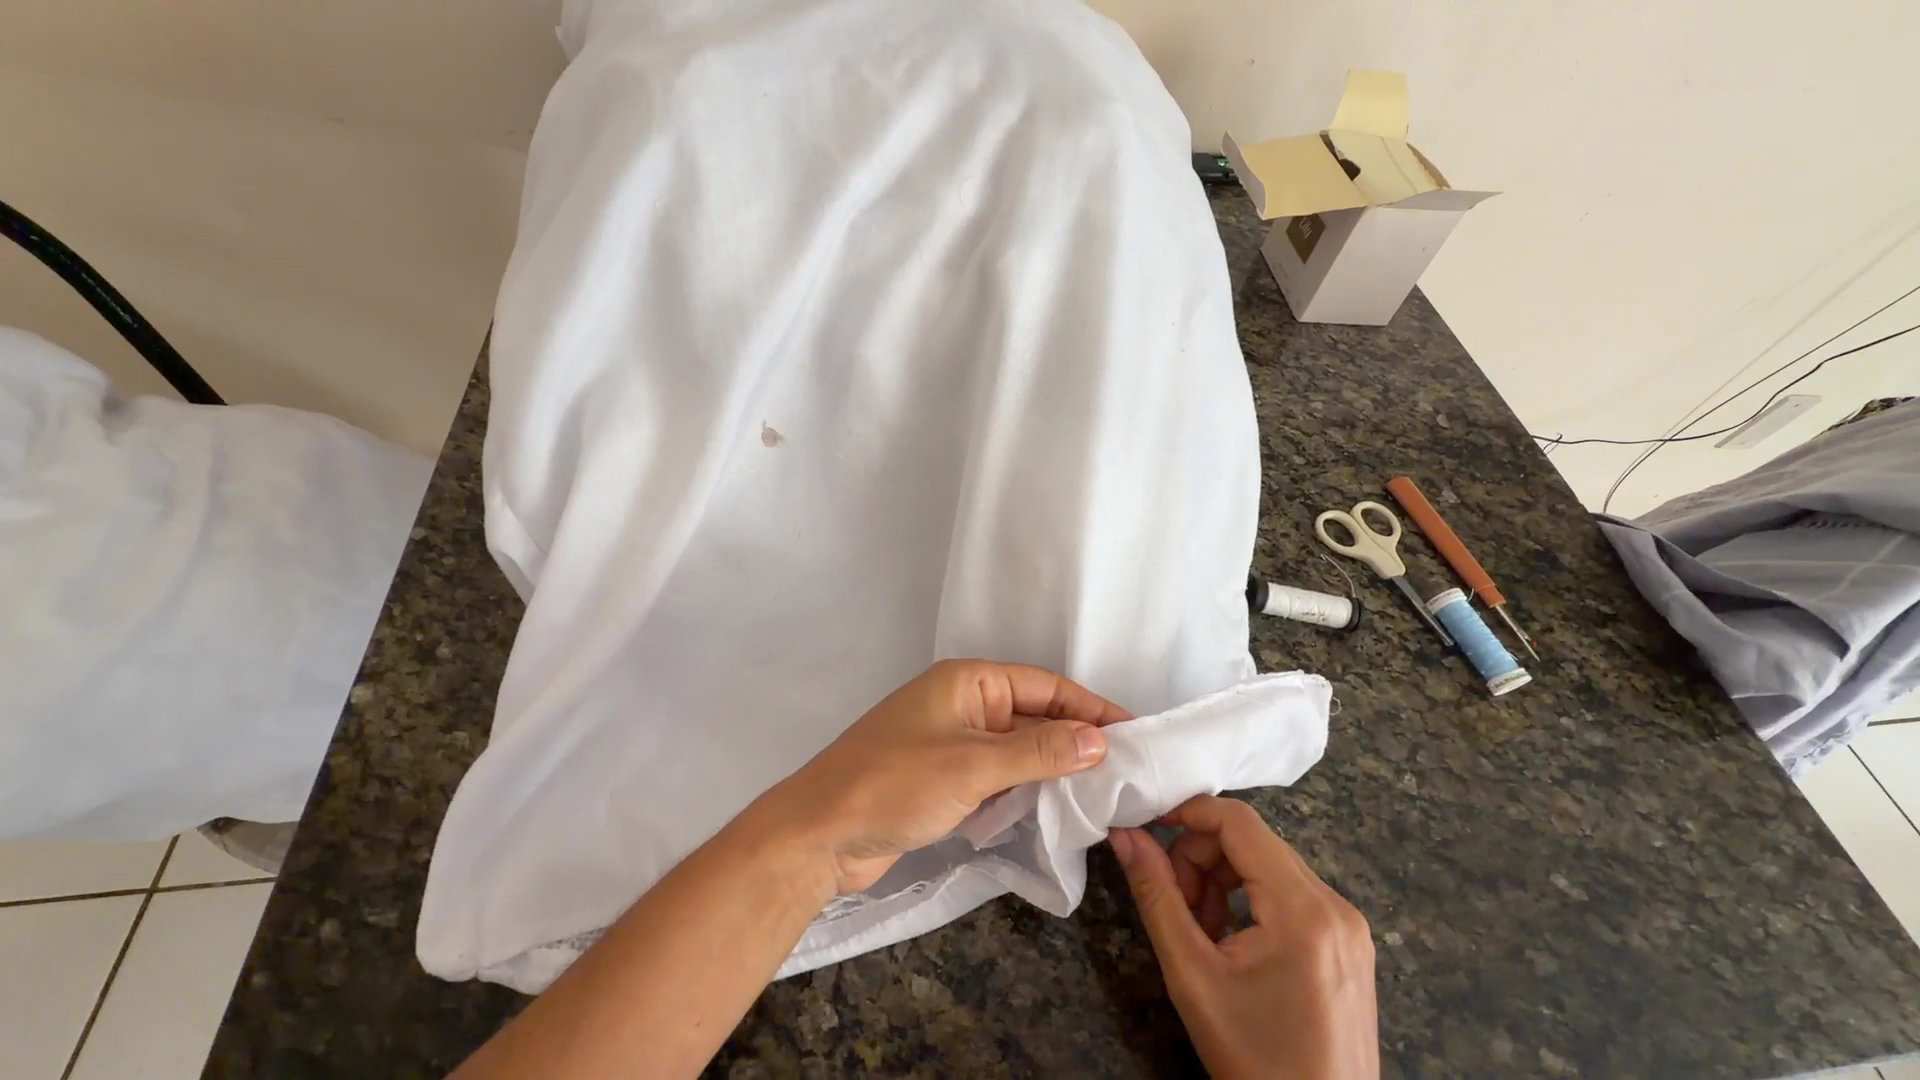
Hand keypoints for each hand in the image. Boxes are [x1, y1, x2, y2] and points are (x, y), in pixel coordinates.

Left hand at [763, 659, 1131, 894]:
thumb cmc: (895, 785)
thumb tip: (1099, 740)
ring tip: (1103, 790)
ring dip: (1052, 766)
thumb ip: (1039, 751)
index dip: (1090, 708)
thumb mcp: (974, 765)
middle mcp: (962, 705)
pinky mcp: (943, 780)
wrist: (820, 835)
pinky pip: (997, 776)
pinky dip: (1025, 787)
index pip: (1045, 686)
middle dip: (1075, 738)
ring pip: (1017, 749)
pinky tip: (1056, 808)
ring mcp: (951, 744)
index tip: (1134, 732)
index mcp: (967, 682)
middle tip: (1127, 768)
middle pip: (1033, 715)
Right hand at [1110, 796, 1378, 1079]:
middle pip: (1253, 843)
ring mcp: (1349, 925)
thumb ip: (1156, 896)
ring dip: (1222, 881)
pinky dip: (1250, 902)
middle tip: (1174, 905)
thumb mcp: (1191, 976)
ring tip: (1199, 931)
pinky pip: (1290, 895)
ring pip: (1269, 866)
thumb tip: (1125, 835)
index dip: (1188, 813)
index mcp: (1304, 910)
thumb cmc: (1252, 1058)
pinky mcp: (1349, 943)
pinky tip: (1229, 942)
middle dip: (1201, 859)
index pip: (1241, 823)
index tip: (1147, 827)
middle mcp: (1336, 904)